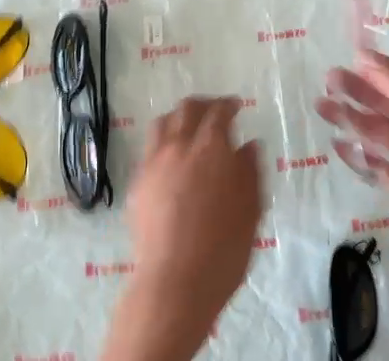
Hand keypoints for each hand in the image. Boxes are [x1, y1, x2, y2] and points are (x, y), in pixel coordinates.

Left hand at [104, 97, 262, 360]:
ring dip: (178, 118)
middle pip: (186, 108)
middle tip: (216, 113)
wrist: (174, 283)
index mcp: (211, 148)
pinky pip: (150, 150)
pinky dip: (164, 143)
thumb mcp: (251, 209)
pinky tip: (173, 161)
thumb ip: (250, 170)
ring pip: (162, 123)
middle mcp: (178, 146)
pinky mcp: (137, 184)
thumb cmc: (224, 248)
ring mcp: (153, 164)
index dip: (228, 104)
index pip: (218, 111)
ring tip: (189, 129)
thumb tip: (248, 145)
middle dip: (203, 104)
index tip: (237, 107)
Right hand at [317, 52, 388, 293]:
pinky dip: (358, 154)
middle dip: (359, 90)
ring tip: (322, 108)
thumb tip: (363, 55)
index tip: (348, 59)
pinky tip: (337, 145)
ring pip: (378, 130)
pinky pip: (377, 164)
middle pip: (387, 100)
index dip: (379, 66)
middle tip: (327, 81)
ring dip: (352, 117)